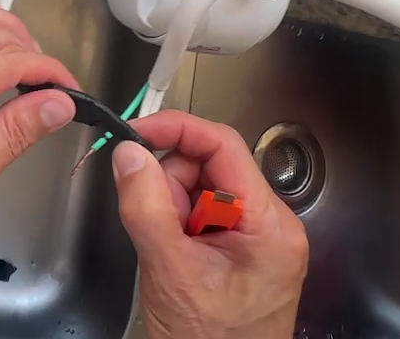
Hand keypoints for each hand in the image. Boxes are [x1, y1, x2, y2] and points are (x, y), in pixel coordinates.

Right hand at [112, 112, 308, 338]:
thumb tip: (128, 150)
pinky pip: (201, 210)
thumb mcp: (169, 270)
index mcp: (270, 224)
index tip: (135, 133)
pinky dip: (177, 221)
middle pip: (208, 164)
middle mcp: (272, 223)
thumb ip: (147, 204)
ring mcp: (258, 237)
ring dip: (171, 204)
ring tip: (167, 249)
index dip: (176, 129)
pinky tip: (174, 253)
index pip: (223, 145)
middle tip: (156, 223)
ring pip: (200, 185)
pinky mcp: (242, 249)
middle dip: (170, 182)